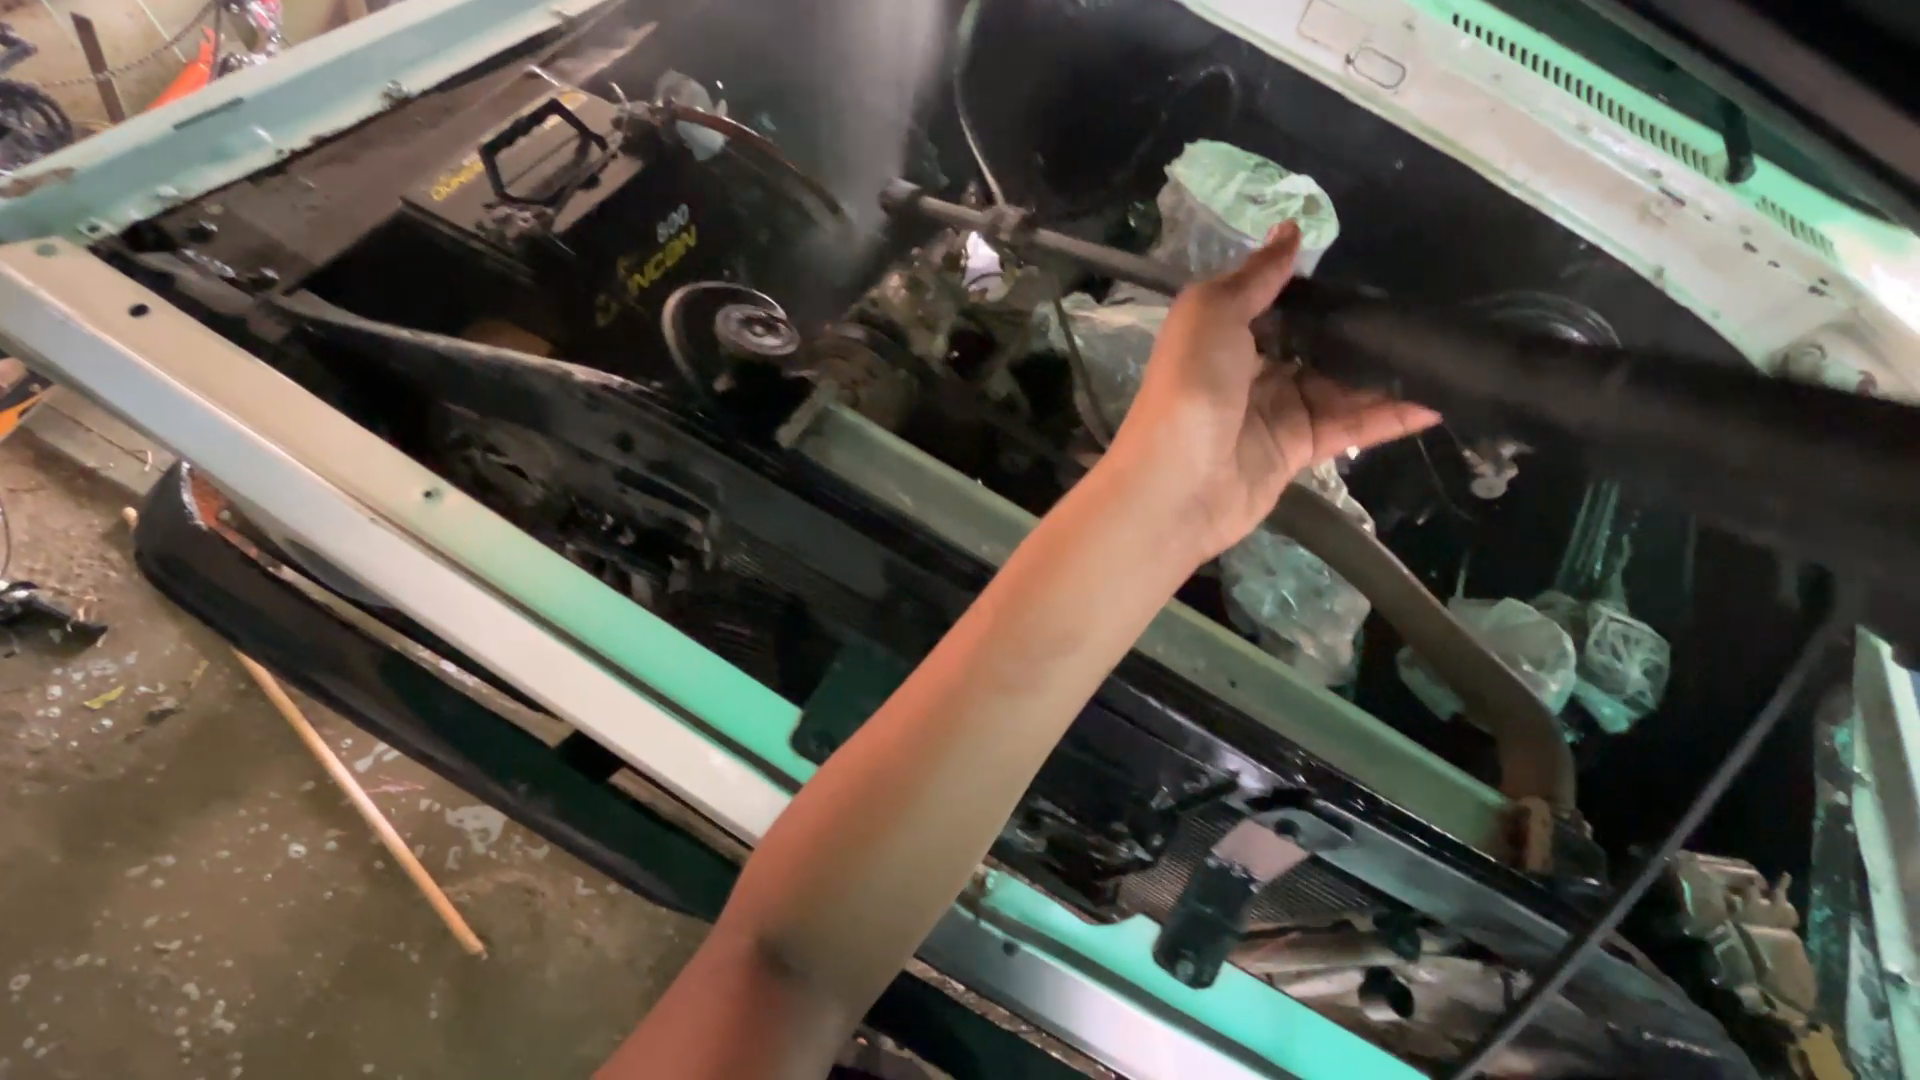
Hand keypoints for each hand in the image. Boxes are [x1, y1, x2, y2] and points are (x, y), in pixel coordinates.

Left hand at [1103, 223, 1438, 562]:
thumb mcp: (1211, 313)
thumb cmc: (1190, 386)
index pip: (1280, 305)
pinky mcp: (1296, 451)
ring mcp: (1275, 412)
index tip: (1375, 265)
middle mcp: (1251, 370)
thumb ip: (1255, 277)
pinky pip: (1351, 426)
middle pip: (1316, 344)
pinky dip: (1392, 415)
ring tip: (1447, 348)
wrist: (1175, 482)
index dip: (1321, 288)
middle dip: (1363, 328)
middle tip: (1427, 305)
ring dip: (1388, 371)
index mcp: (1224, 333)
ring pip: (1341, 385)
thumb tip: (1291, 230)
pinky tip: (1440, 400)